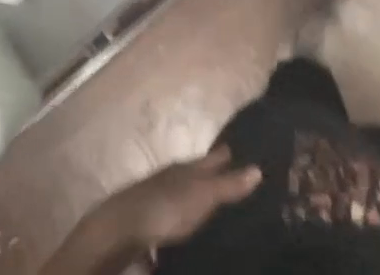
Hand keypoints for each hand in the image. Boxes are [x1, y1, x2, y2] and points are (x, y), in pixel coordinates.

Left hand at [96, 147, 261, 248]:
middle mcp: (174, 177)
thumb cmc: (166, 205)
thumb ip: (227, 183)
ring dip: (203, 197)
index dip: (230, 153)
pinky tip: (199, 228)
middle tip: (243, 179)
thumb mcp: (201, 195)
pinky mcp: (155, 220)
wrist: (122, 228)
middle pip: (200, 173)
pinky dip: (191, 218)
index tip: (248, 150)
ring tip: (225, 207)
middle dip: (218, 174)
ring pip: (188, 193)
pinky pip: (179, 215)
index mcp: (187, 168)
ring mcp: (162, 197)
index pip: (214, 157)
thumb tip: (257, 167)